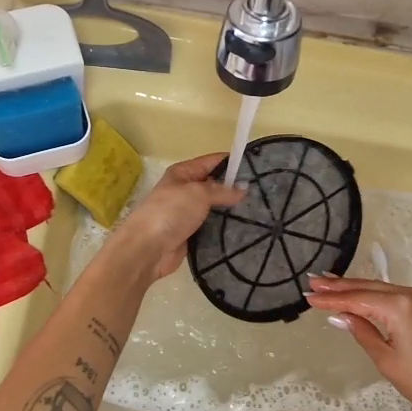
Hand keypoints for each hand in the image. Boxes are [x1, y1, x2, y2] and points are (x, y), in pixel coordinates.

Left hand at [105, 154, 247, 280]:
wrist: (147, 249)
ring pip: (215, 207)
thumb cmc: (170, 212)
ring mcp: (188, 213)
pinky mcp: (191, 233)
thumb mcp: (198, 193)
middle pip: (215, 185)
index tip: (260, 168)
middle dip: (236, 188)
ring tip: (260, 211)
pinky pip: (212, 226)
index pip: (212, 161)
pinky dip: (225, 227)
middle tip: (264, 193)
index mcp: (183, 173)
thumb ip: (222, 190)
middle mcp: (185, 190)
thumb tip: (244, 189)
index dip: (233, 163)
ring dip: (232, 210)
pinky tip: (245, 228)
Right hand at [307, 277, 411, 410]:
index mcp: (398, 306)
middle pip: (368, 287)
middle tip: (314, 282)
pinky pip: (394, 295)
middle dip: (340, 286)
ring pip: (381, 289)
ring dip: (356, 288)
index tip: (309, 296)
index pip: (357, 299)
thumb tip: (341, 316)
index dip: (331, 299)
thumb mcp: (386, 360)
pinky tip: (362, 296)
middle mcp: (410, 294)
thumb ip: (362, 332)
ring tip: (330, 285)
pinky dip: (375, 295)